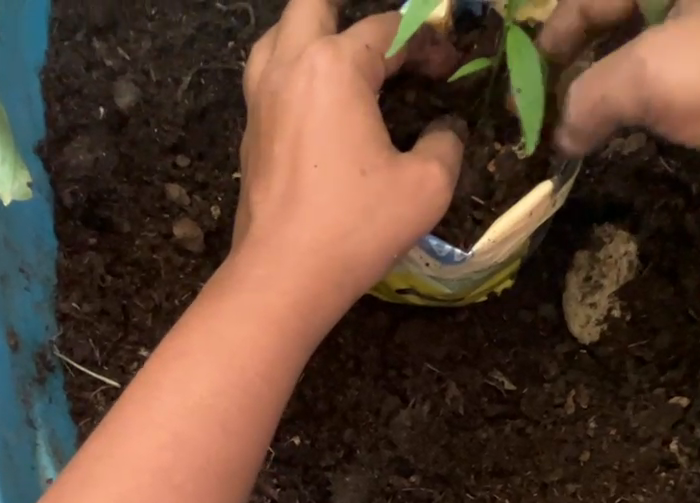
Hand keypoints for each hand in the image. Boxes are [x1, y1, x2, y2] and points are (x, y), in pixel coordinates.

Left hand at [232, 0, 465, 307]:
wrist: (283, 278)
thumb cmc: (355, 229)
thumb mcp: (426, 187)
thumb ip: (446, 144)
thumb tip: (446, 129)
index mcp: (333, 68)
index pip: (388, 30)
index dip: (427, 42)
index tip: (449, 70)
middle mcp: (288, 71)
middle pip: (311, 6)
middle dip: (350, 14)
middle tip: (383, 43)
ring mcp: (260, 105)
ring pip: (275, 40)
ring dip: (308, 36)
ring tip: (339, 60)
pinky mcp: (250, 141)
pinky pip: (267, 85)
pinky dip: (291, 79)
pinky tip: (314, 108)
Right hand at [539, 0, 699, 188]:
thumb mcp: (645, 76)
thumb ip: (586, 98)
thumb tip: (563, 134)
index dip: (557, 33)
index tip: (533, 81)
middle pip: (626, 9)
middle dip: (585, 54)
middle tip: (557, 99)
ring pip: (652, 39)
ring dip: (614, 80)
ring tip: (589, 118)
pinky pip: (680, 66)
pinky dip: (649, 94)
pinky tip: (634, 122)